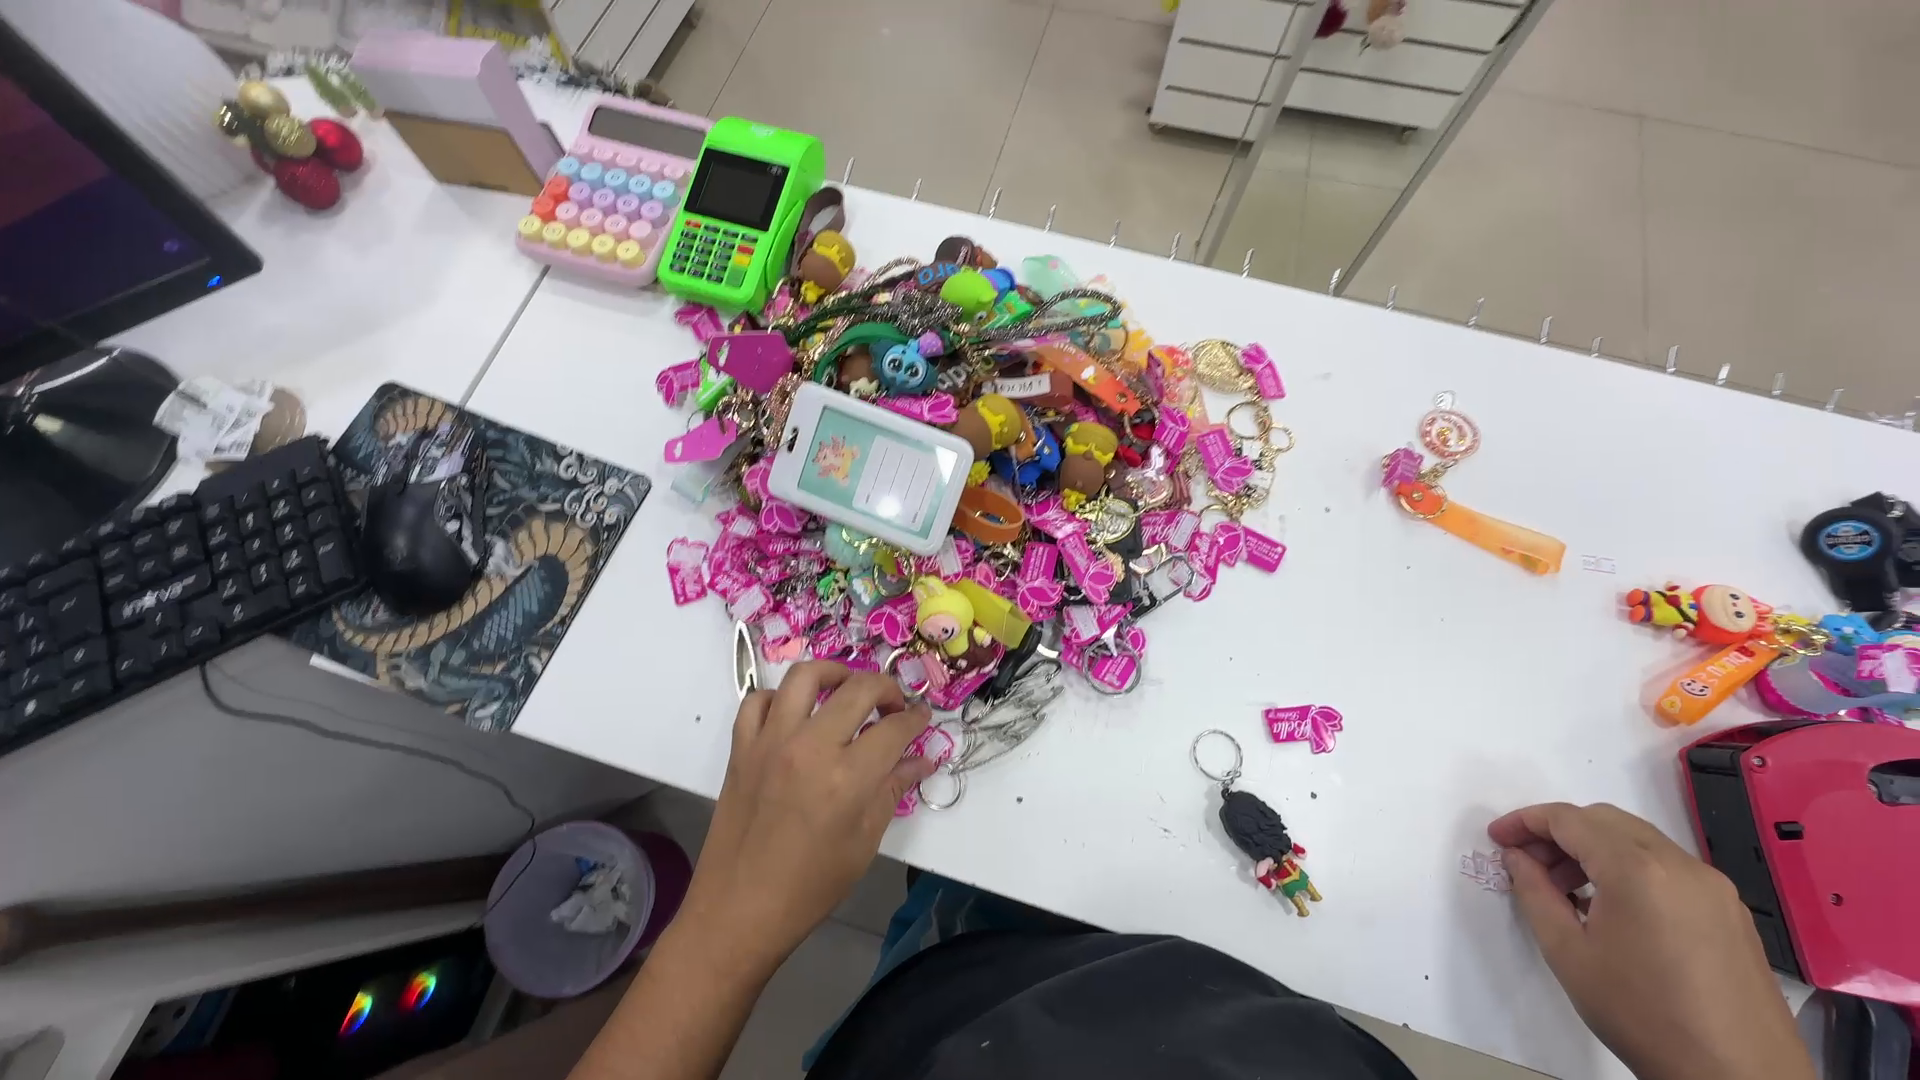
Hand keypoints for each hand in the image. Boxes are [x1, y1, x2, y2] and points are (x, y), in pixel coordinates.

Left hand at [682, 662, 935, 971]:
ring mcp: (770, 742)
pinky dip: (781, 698)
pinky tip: (796, 715)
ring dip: (835, 673)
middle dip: (887, 689)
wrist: (739, 910)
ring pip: (805, 676)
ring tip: (847, 689)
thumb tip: (921, 760)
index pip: (895, 728)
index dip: (917, 719)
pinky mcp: (741, 748)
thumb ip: (892, 790)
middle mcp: (810, 747)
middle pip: (859, 688)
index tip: (923, 719)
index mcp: (848, 778)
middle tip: (894, 707)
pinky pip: (759, 701)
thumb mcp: (864, 841)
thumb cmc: (811, 886)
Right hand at [1489, 803, 1815, 1079]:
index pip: (1568, 820)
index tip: (1497, 838)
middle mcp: (1681, 866)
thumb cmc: (1642, 1014)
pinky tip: (1611, 906)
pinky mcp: (1731, 912)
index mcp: (1638, 870)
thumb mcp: (1568, 952)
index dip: (1524, 822)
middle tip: (1526, 860)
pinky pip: (1668, 866)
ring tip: (1565, 887)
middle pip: (1605, 820)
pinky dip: (1628, 867)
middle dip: (1558, 831)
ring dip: (1593, 848)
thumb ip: (1535, 892)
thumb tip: (1518, 858)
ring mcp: (1714, 888)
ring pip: (1638, 839)